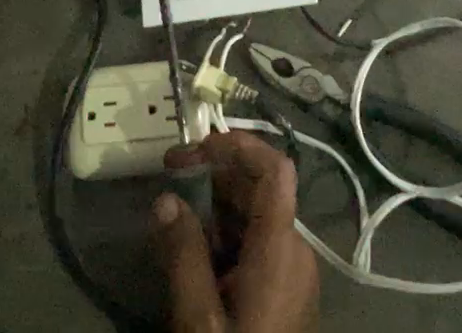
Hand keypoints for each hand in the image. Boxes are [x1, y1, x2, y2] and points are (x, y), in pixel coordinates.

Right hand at [152, 133, 318, 332]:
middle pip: (259, 190)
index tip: (195, 147)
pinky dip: (226, 236)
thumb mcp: (200, 319)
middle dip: (213, 176)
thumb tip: (165, 199)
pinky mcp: (287, 289)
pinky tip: (196, 253)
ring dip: (215, 208)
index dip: (239, 146)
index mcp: (281, 248)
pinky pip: (257, 244)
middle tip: (168, 176)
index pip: (275, 170)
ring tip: (174, 220)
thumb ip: (184, 256)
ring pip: (255, 217)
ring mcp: (295, 270)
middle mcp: (296, 249)